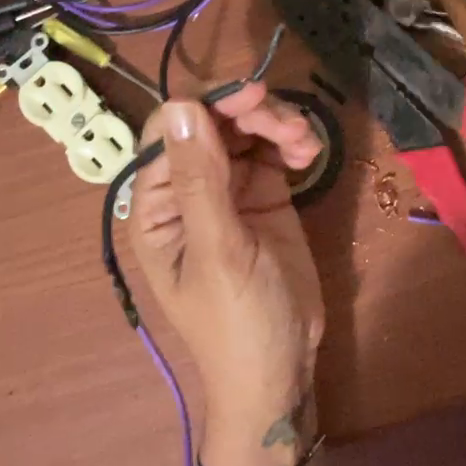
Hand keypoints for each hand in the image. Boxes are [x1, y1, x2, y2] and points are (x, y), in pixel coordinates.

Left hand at [127, 84, 326, 464]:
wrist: (283, 369)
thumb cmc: (237, 322)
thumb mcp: (218, 252)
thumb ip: (200, 179)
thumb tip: (180, 105)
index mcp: (156, 205)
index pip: (168, 133)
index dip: (206, 106)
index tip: (253, 96)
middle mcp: (187, 189)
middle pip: (211, 124)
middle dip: (249, 114)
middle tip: (289, 123)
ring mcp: (227, 189)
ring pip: (244, 130)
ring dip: (276, 124)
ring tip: (305, 142)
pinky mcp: (264, 193)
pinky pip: (272, 150)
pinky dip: (291, 142)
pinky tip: (309, 154)